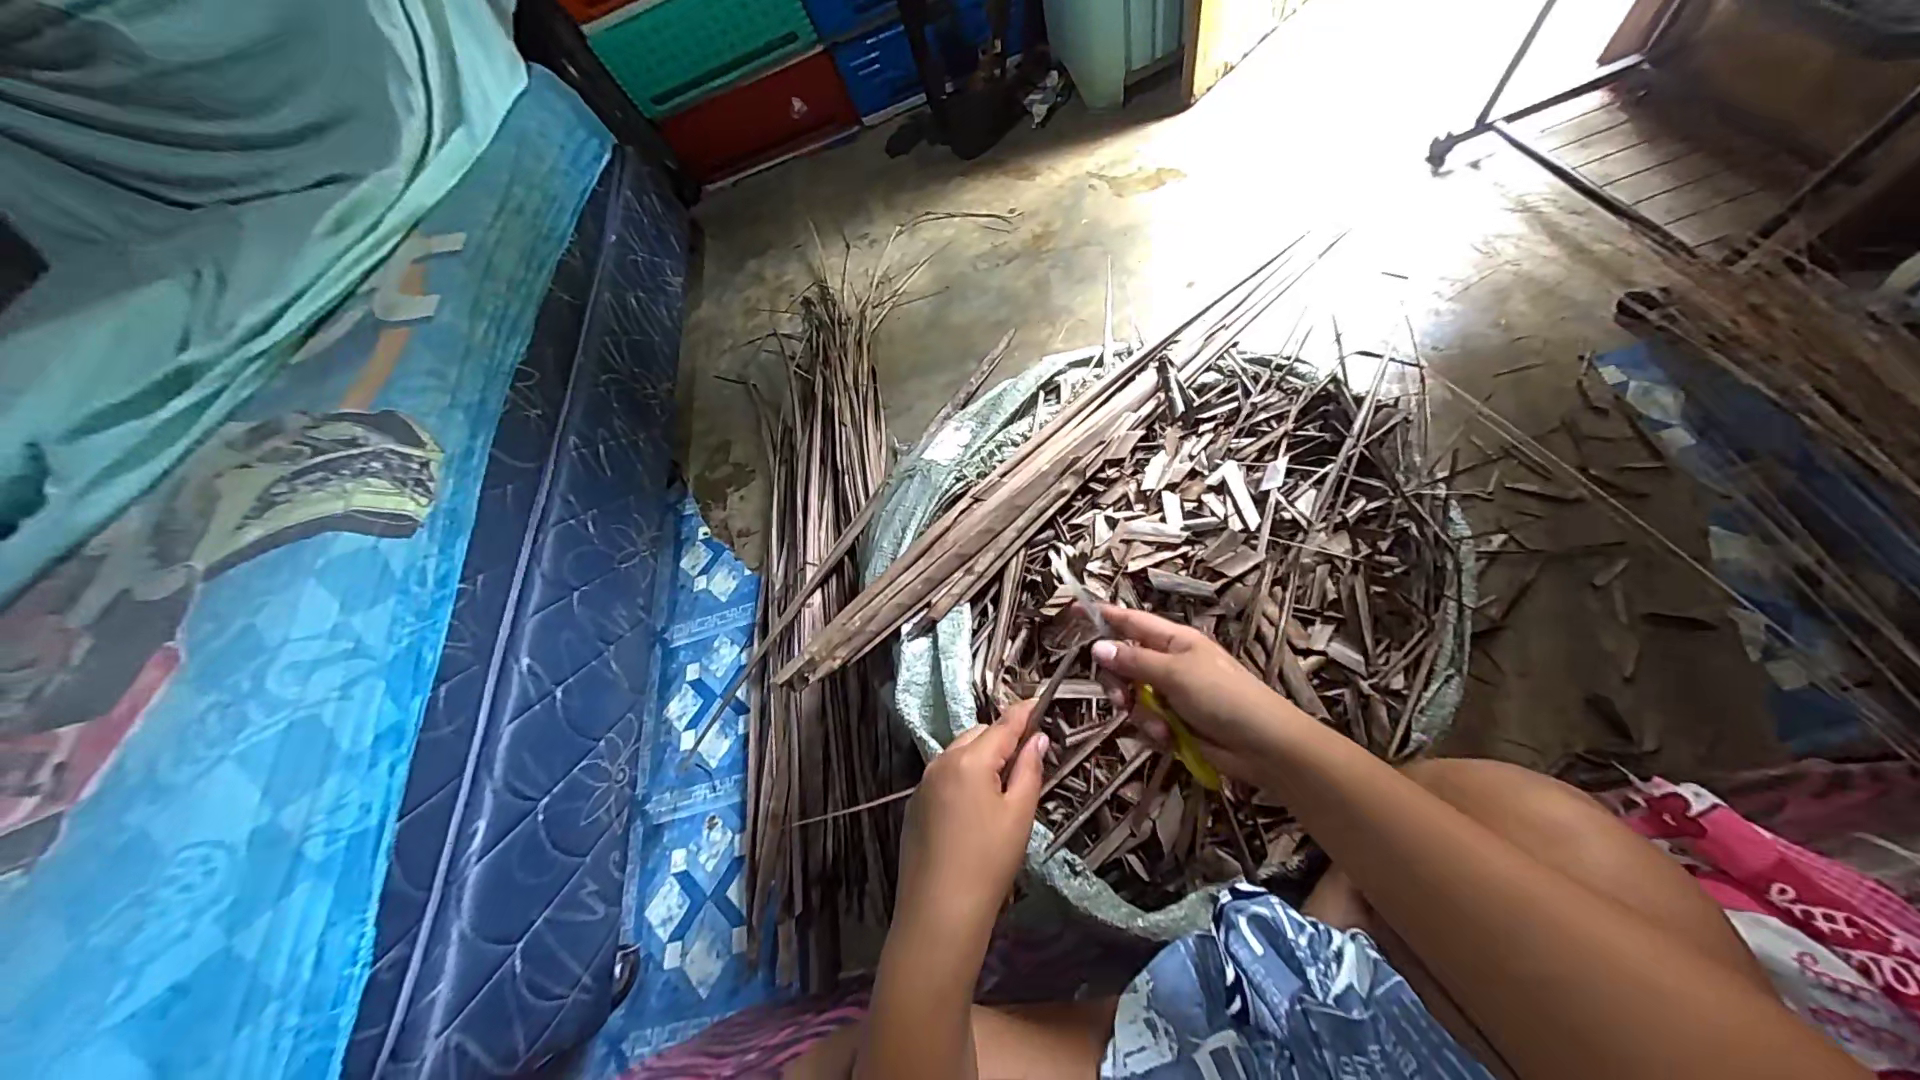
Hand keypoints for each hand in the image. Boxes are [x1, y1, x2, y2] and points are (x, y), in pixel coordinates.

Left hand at [896, 700, 1048, 933]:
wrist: (939, 912)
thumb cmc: (989, 862)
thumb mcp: (1019, 815)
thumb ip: (1029, 770)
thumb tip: (1037, 739)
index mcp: (970, 760)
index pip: (1003, 724)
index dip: (1024, 712)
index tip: (1039, 703)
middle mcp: (941, 762)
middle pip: (979, 734)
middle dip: (1002, 739)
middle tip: (1027, 760)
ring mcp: (924, 783)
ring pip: (959, 753)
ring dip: (981, 757)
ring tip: (1003, 787)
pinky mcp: (915, 804)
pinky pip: (944, 776)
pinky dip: (963, 777)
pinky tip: (974, 810)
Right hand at [1091, 605, 1308, 782]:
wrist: (1263, 745)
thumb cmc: (1225, 697)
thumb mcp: (1175, 674)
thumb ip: (1133, 662)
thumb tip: (1098, 647)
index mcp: (1174, 641)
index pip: (1131, 622)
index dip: (1104, 616)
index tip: (1075, 611)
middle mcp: (1169, 664)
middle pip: (1123, 665)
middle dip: (1119, 684)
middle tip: (1121, 699)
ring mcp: (1171, 695)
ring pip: (1132, 698)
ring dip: (1140, 715)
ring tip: (1160, 727)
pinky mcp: (1174, 723)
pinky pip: (1146, 722)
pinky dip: (1154, 732)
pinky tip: (1170, 739)